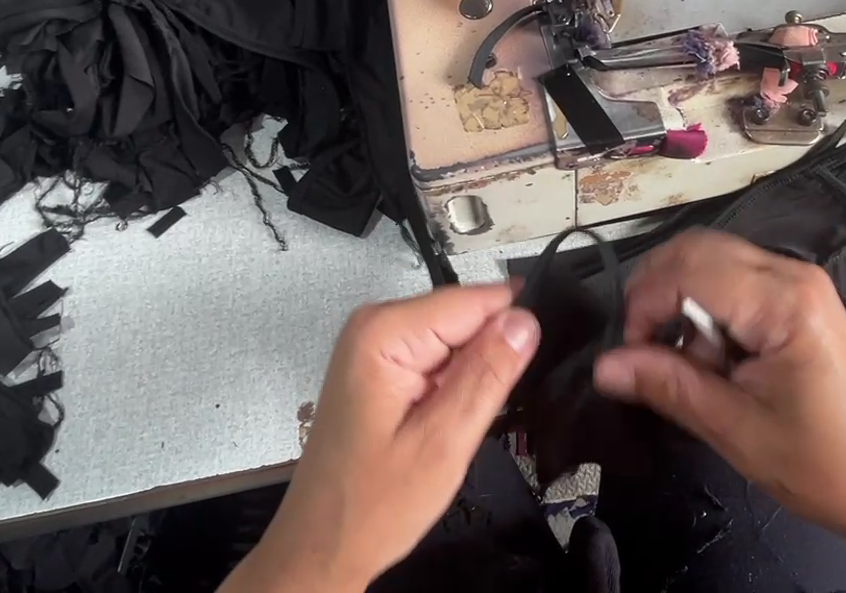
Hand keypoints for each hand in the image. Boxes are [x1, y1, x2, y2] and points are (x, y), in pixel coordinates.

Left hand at [224, 284, 539, 591]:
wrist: (321, 545)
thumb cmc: (369, 506)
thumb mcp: (442, 444)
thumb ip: (487, 375)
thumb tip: (524, 322)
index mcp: (384, 333)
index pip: (473, 300)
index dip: (508, 333)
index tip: (521, 370)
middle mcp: (375, 323)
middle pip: (464, 314)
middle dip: (487, 355)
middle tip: (479, 411)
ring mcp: (375, 340)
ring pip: (455, 335)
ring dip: (470, 372)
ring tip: (456, 419)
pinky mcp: (381, 359)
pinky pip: (437, 352)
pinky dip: (451, 382)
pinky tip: (442, 417)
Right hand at [590, 229, 845, 540]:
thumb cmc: (823, 464)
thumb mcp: (735, 430)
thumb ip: (667, 386)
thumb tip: (603, 366)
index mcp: (783, 302)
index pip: (688, 270)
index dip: (645, 304)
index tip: (631, 354)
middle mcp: (791, 273)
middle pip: (696, 250)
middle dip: (656, 293)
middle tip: (645, 350)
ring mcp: (798, 280)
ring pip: (709, 259)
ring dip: (681, 300)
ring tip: (690, 362)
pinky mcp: (797, 294)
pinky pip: (731, 277)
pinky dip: (705, 306)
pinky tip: (714, 355)